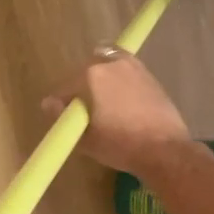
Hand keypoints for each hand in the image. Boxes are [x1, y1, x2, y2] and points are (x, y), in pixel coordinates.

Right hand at [43, 46, 192, 176]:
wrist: (164, 149)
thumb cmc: (120, 144)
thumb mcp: (85, 138)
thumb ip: (63, 117)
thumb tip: (49, 103)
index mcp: (92, 75)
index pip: (66, 86)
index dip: (60, 103)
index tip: (63, 118)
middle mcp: (112, 64)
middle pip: (88, 70)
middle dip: (82, 86)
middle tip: (85, 109)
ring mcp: (134, 68)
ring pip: (110, 64)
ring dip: (103, 77)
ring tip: (104, 100)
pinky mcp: (151, 77)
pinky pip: (128, 72)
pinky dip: (121, 80)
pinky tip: (123, 100)